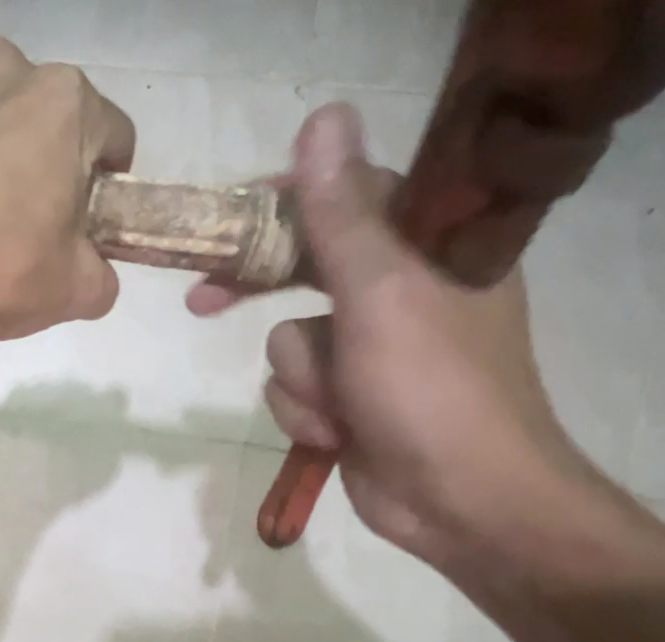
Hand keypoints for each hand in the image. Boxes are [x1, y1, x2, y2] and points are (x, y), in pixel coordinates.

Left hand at [0, 38, 134, 344]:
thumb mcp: (73, 292)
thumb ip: (102, 276)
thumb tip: (94, 274)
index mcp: (64, 101)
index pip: (112, 137)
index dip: (105, 186)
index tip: (81, 224)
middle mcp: (4, 68)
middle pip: (43, 118)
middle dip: (41, 163)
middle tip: (20, 227)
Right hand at [187, 104, 594, 559]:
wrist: (461, 501)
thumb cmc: (433, 389)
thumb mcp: (380, 293)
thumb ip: (341, 213)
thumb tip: (324, 116)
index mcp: (430, 246)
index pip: (346, 196)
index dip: (284, 202)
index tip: (230, 216)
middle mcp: (401, 288)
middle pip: (305, 267)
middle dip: (261, 296)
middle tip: (203, 300)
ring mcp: (371, 347)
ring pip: (289, 341)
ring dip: (302, 380)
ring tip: (340, 409)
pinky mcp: (349, 397)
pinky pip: (294, 387)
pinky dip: (305, 412)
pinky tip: (336, 435)